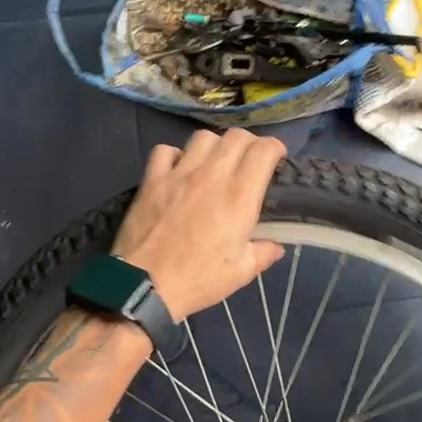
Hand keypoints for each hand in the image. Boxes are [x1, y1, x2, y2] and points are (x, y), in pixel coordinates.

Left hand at [112, 129, 287, 321]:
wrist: (145, 285)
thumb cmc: (198, 279)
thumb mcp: (241, 272)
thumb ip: (263, 253)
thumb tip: (276, 246)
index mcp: (240, 195)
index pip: (264, 150)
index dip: (275, 148)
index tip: (277, 158)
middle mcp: (212, 175)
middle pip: (236, 136)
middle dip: (249, 142)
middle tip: (250, 159)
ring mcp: (179, 174)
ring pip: (203, 137)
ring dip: (215, 145)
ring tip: (216, 162)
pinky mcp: (152, 180)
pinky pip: (165, 151)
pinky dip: (175, 154)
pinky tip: (179, 168)